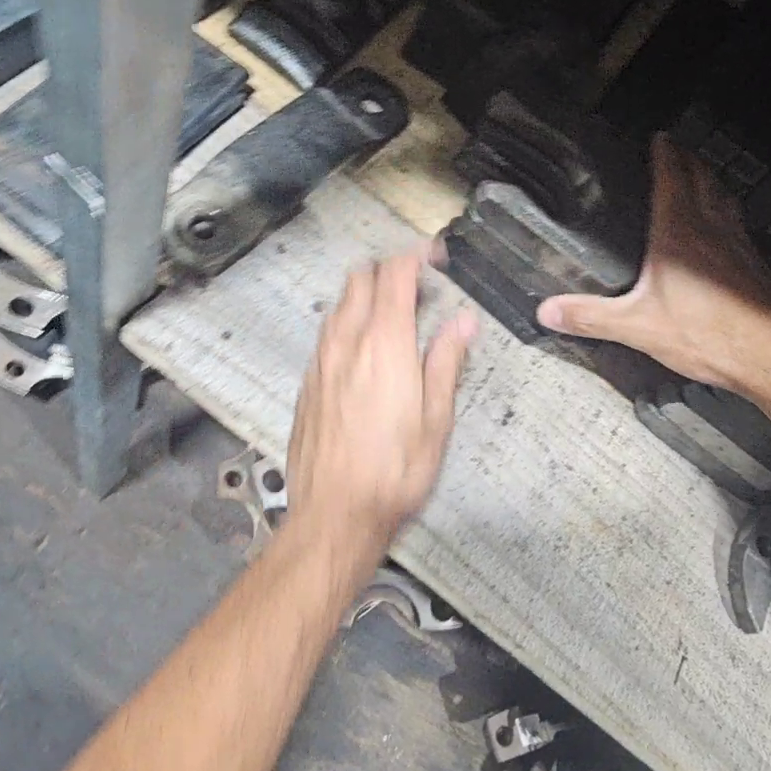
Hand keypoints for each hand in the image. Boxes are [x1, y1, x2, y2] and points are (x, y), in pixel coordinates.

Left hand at [287, 254, 478, 544]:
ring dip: (364, 295)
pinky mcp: (307, 383)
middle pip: (360, 279)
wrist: (334, 513)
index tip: (435, 256)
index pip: (394, 276)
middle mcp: (346, 343)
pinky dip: (346, 324)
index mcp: (384, 344)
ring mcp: (320, 361)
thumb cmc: (395, 471)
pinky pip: (326, 335)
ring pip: (338, 305)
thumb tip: (463, 320)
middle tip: (418, 287)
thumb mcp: (436, 420)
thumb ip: (446, 361)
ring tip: (393, 316)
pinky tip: (363, 351)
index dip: (415, 256)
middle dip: (388, 270)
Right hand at [535, 135, 770, 396]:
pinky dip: (728, 218)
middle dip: (691, 162)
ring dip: (713, 184)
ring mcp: (739, 248)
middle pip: (704, 182)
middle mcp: (713, 231)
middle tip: (681, 151)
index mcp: (680, 234)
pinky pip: (739, 229)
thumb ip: (590, 317)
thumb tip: (548, 311)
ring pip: (725, 202)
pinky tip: (724, 234)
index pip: (672, 179)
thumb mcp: (637, 327)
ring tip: (703, 181)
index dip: (666, 155)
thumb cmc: (709, 335)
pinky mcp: (756, 268)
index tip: (661, 138)